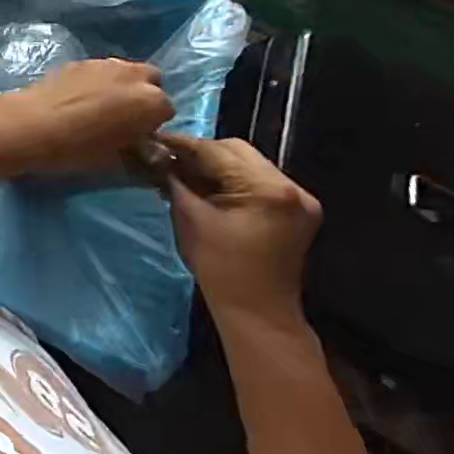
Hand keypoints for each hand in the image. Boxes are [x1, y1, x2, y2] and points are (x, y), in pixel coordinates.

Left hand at [12, 59, 174, 169]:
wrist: (32, 124)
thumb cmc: (77, 148)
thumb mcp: (114, 159)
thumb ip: (137, 151)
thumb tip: (142, 151)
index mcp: (152, 101)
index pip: (166, 110)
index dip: (151, 125)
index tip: (136, 136)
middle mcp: (134, 75)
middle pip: (150, 82)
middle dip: (142, 96)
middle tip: (123, 117)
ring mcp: (106, 63)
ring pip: (125, 72)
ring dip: (121, 86)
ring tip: (99, 107)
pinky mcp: (80, 60)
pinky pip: (100, 69)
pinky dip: (97, 80)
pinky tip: (79, 98)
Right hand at [154, 132, 320, 324]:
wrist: (259, 314)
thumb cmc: (221, 269)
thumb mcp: (191, 218)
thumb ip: (176, 181)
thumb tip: (158, 156)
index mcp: (267, 189)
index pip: (218, 151)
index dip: (182, 144)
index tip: (154, 139)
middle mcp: (291, 187)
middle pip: (237, 151)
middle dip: (201, 153)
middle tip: (169, 158)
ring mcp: (299, 198)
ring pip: (248, 162)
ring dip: (216, 165)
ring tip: (185, 172)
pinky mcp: (297, 209)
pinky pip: (259, 179)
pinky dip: (232, 179)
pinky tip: (209, 186)